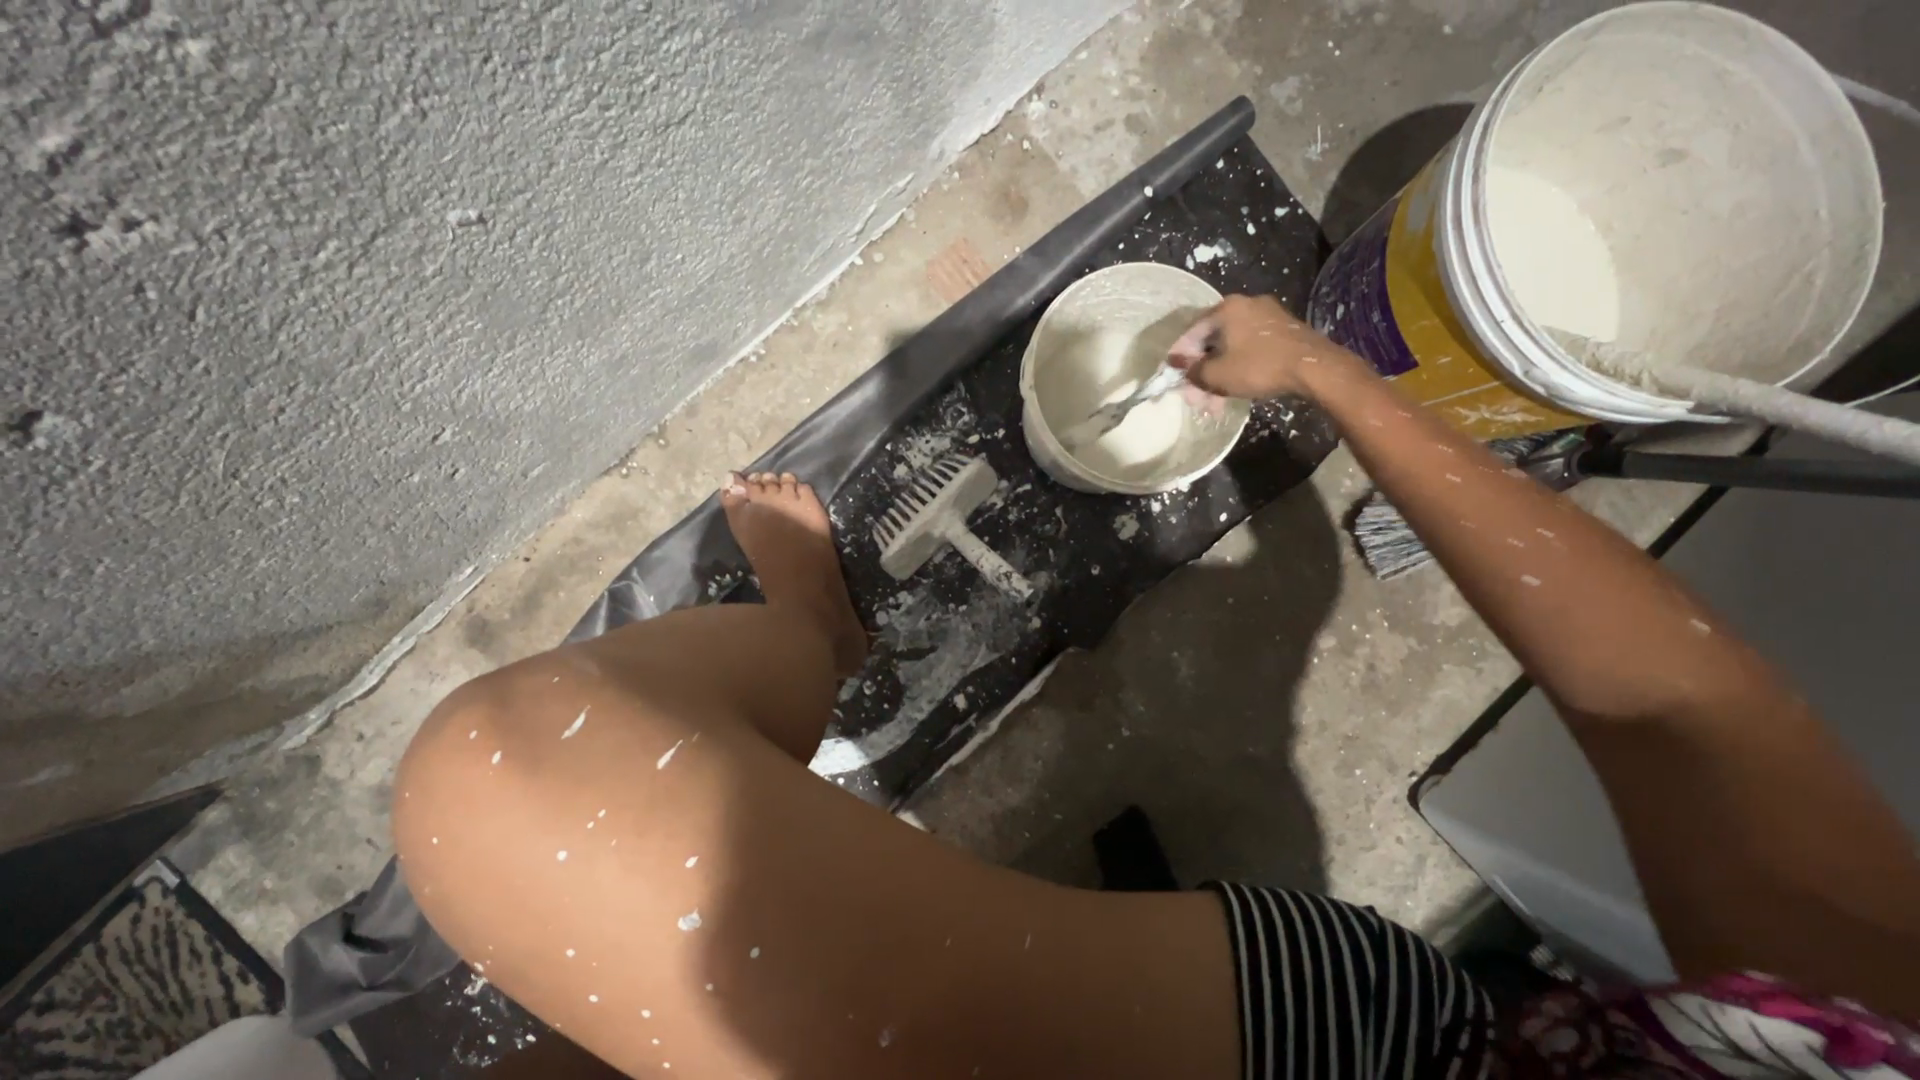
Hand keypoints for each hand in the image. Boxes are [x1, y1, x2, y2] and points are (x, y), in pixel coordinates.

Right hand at [1167, 295, 1338, 400]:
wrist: (1314, 368)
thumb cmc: (1259, 366)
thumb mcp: (1218, 374)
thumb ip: (1193, 370)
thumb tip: (1179, 366)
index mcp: (1226, 308)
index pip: (1191, 332)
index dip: (1179, 357)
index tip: (1172, 378)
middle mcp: (1246, 305)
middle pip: (1213, 341)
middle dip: (1202, 373)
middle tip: (1196, 398)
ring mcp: (1267, 316)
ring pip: (1232, 348)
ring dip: (1220, 376)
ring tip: (1215, 404)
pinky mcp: (1283, 330)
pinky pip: (1250, 348)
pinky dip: (1239, 368)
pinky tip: (1235, 389)